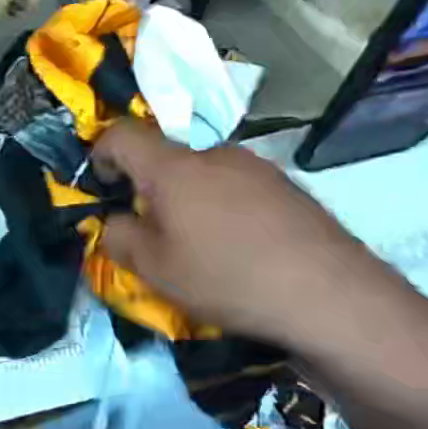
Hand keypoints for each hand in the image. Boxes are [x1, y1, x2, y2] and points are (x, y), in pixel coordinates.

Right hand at [92, 122, 413, 350]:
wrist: (327, 293)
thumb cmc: (225, 278)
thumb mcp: (153, 269)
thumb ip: (118, 237)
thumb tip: (115, 220)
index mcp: (175, 167)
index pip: (122, 134)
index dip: (100, 154)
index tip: (103, 189)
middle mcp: (217, 154)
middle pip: (168, 160)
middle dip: (152, 190)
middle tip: (157, 236)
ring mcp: (258, 167)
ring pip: (206, 176)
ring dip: (191, 202)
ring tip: (205, 250)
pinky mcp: (289, 187)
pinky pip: (239, 189)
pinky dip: (226, 211)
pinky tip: (243, 250)